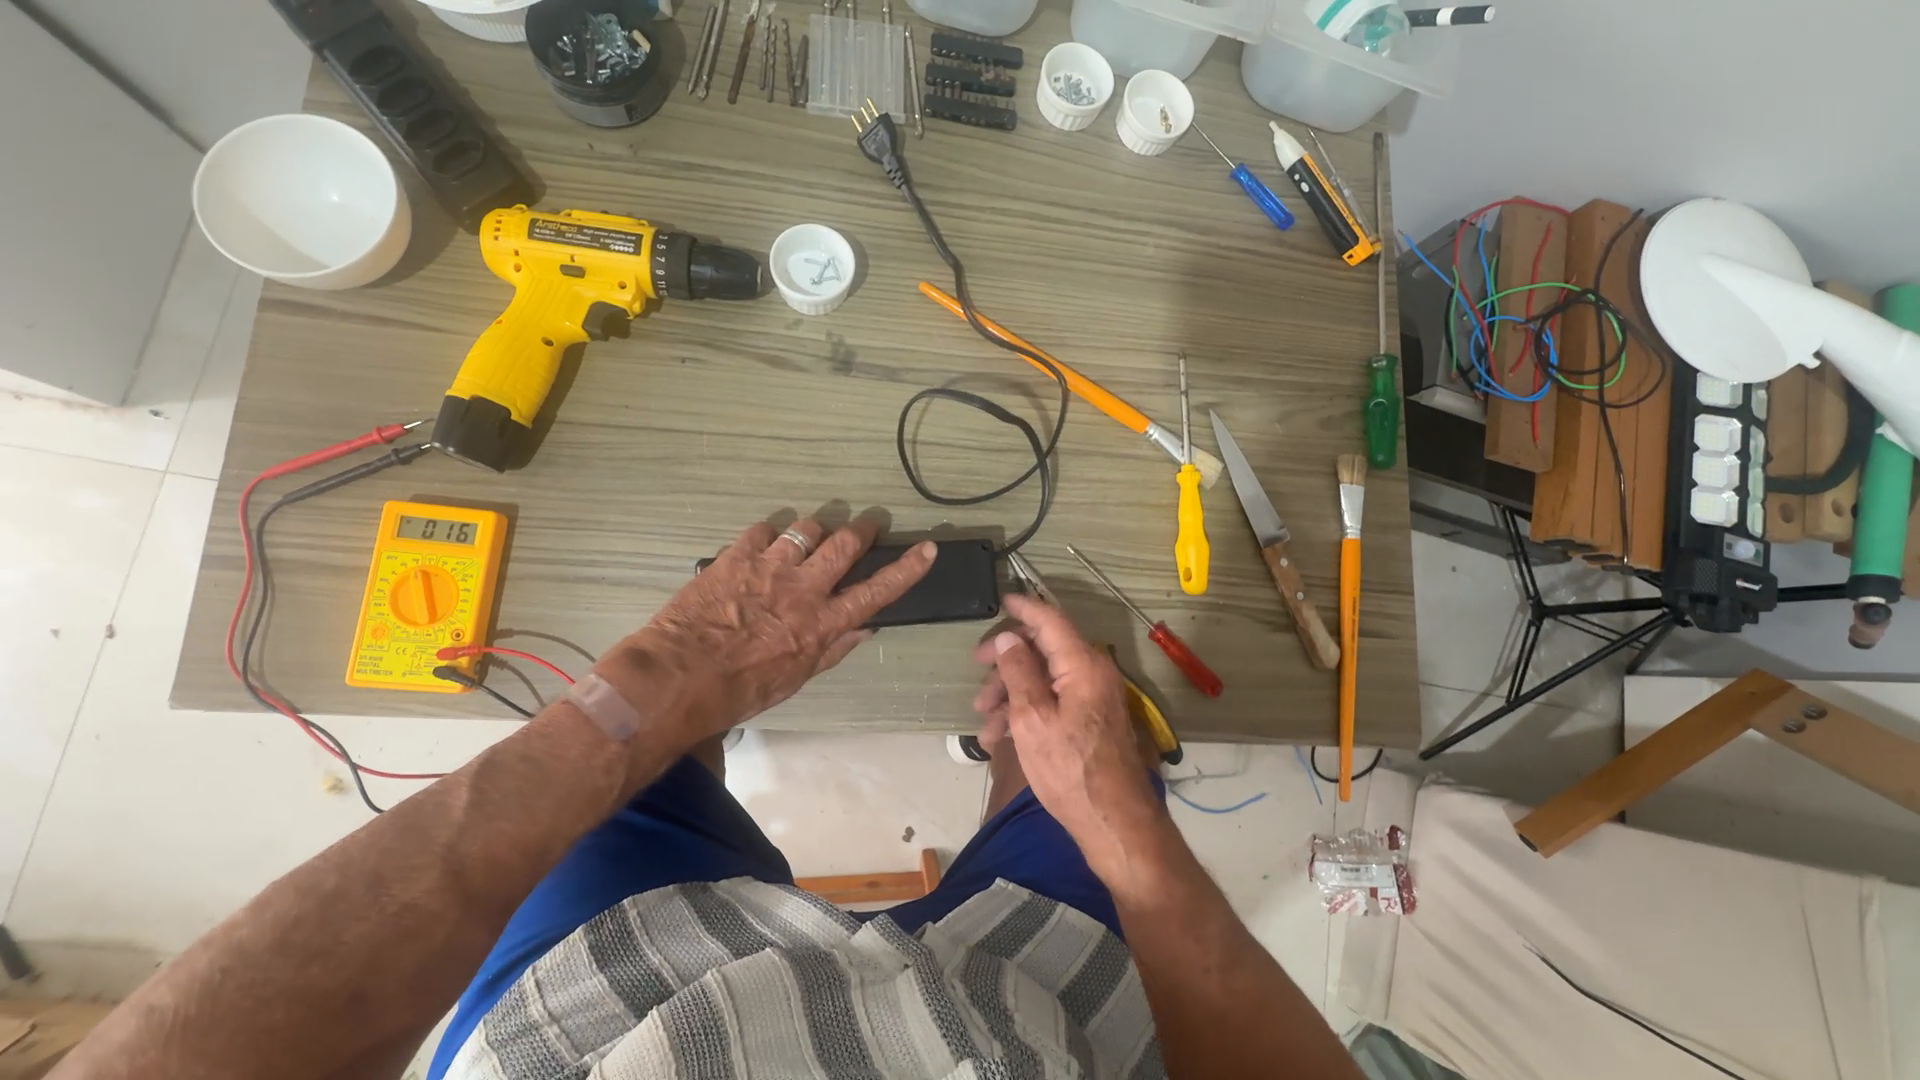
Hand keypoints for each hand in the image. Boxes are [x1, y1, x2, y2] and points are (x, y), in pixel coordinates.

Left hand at [595, 516, 935, 751]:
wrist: (680, 677)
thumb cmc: (741, 690)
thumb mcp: (795, 679)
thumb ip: (832, 649)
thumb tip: (864, 629)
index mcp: (823, 623)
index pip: (877, 591)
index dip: (906, 569)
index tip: (927, 549)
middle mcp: (803, 588)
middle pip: (845, 545)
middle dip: (863, 530)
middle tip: (868, 525)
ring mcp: (769, 567)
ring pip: (806, 529)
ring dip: (815, 531)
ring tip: (811, 536)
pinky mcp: (736, 556)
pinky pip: (763, 530)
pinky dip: (770, 535)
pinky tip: (765, 544)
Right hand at [974, 594, 1166, 874]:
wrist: (1114, 822)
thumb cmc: (1069, 769)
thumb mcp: (1032, 718)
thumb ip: (1019, 672)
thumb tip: (1008, 638)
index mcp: (1082, 664)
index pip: (1050, 620)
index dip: (1023, 607)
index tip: (1002, 599)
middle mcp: (1092, 673)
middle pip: (1044, 651)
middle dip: (1006, 664)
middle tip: (977, 679)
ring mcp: (1094, 698)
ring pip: (1045, 680)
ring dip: (1011, 695)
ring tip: (986, 726)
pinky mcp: (1092, 721)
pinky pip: (1055, 702)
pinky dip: (1028, 713)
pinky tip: (1003, 739)